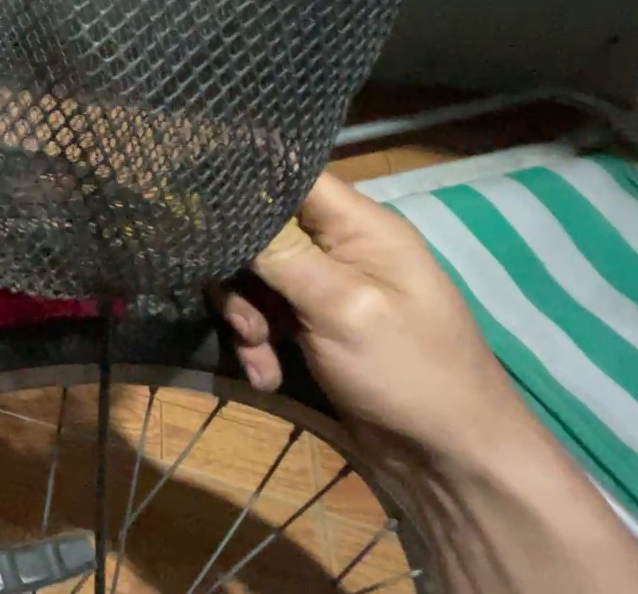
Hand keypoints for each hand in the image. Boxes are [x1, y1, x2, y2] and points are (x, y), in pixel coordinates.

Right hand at [217, 172, 530, 470]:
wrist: (451, 464)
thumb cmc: (409, 373)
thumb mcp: (339, 307)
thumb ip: (278, 250)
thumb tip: (221, 196)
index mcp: (359, 226)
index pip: (287, 174)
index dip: (237, 179)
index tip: (186, 197)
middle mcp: (338, 245)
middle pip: (254, 227)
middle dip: (234, 271)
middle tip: (241, 313)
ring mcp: (322, 283)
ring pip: (247, 272)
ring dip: (241, 313)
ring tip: (258, 349)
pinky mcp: (308, 317)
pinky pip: (258, 310)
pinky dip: (255, 341)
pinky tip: (265, 371)